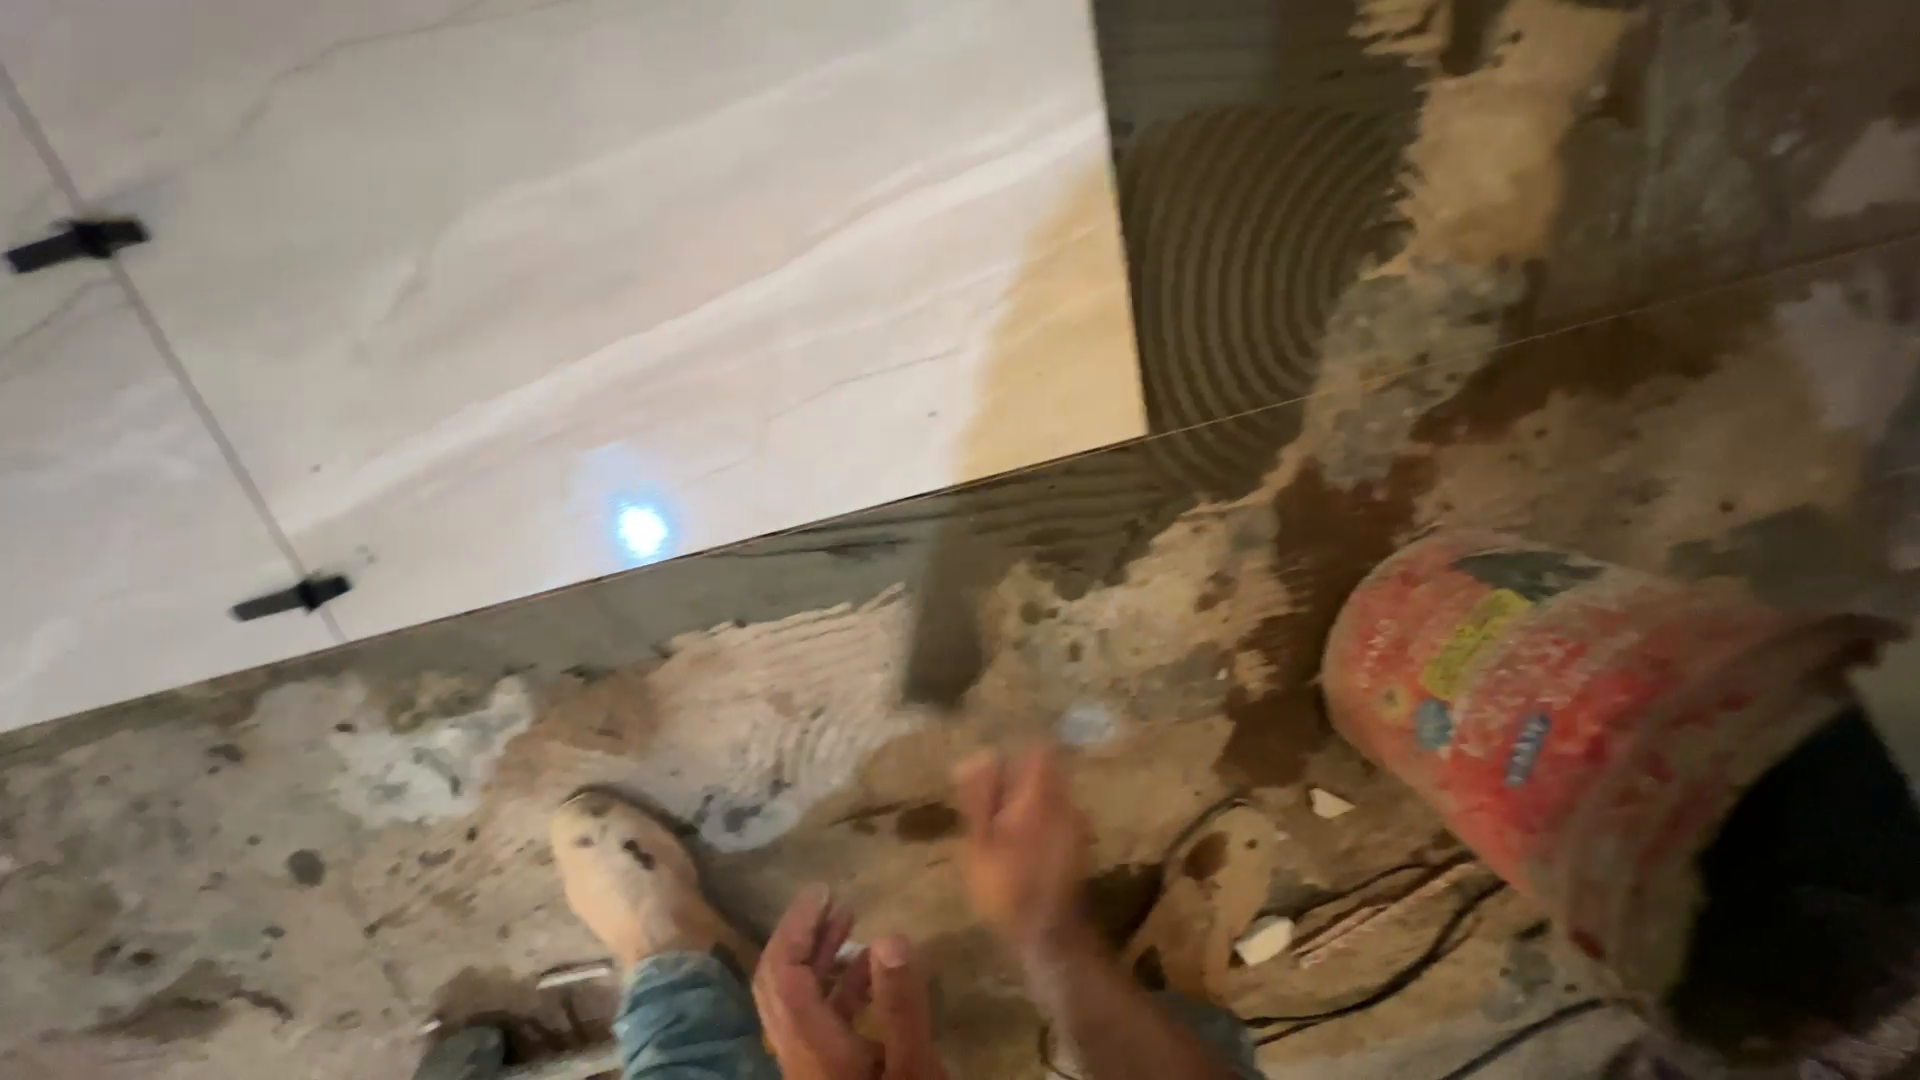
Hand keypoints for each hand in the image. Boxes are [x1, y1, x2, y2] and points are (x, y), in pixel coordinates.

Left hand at [752, 883, 946, 1079]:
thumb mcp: (914, 1068)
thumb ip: (902, 1002)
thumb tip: (889, 932)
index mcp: (813, 1049)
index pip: (783, 974)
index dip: (798, 927)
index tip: (823, 890)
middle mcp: (798, 1058)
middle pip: (777, 986)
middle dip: (801, 936)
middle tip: (830, 899)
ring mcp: (810, 1071)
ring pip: (796, 1003)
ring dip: (818, 958)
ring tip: (849, 921)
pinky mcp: (828, 1079)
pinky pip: (819, 1022)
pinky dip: (839, 987)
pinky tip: (872, 972)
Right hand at [952, 745, 1092, 957]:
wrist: (1048, 935)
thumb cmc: (1006, 887)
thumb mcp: (980, 842)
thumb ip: (980, 797)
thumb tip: (979, 757)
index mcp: (1041, 797)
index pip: (1039, 752)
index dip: (1014, 758)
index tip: (992, 775)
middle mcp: (1066, 803)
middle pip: (1047, 771)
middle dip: (1019, 781)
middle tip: (991, 808)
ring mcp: (1078, 824)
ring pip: (1053, 794)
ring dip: (1029, 803)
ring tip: (1001, 830)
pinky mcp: (1080, 845)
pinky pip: (1058, 816)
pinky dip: (1040, 822)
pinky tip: (1021, 847)